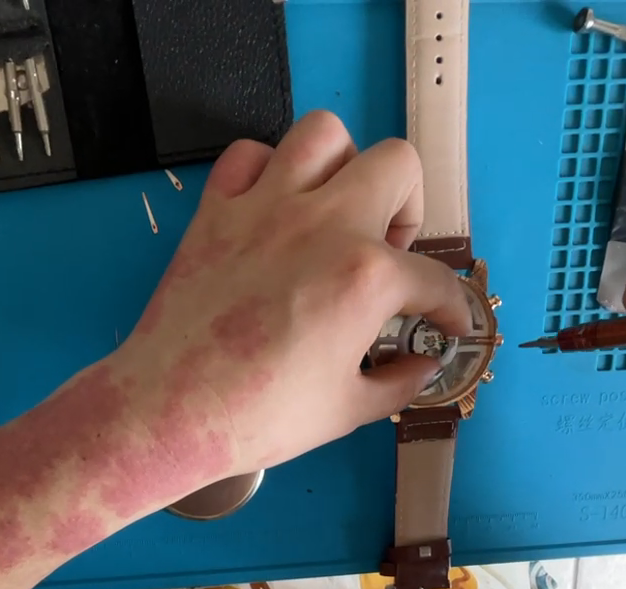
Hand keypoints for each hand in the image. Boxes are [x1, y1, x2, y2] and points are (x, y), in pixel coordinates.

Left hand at [103, 110, 472, 485]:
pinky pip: (247, 155)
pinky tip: (270, 212)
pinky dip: (266, 172)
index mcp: (366, 277)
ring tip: (332, 214)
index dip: (454, 308)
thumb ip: (399, 383)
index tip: (450, 325)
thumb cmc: (262, 418)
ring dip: (341, 168)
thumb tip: (424, 366)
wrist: (172, 412)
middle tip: (385, 256)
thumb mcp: (347, 412)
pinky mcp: (216, 210)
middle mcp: (324, 223)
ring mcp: (266, 207)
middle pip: (397, 165)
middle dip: (406, 210)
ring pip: (324, 133)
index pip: (434, 281)